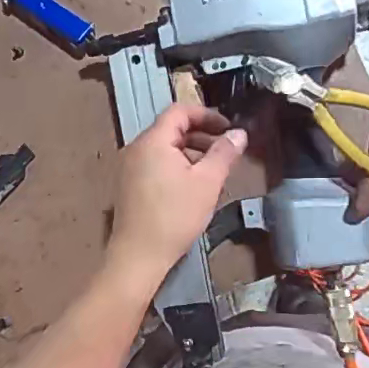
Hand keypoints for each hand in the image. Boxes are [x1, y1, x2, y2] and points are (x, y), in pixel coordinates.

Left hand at [107, 104, 247, 278]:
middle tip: (226, 149)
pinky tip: (194, 186)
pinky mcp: (129, 186)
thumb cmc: (174, 216)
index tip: (228, 128)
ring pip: (165, 148)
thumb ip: (225, 153)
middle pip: (172, 128)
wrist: (139, 256)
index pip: (180, 111)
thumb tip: (239, 133)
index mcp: (153, 141)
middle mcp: (136, 149)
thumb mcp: (208, 182)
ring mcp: (129, 168)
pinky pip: (156, 164)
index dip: (207, 115)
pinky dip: (177, 165)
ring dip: (191, 152)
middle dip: (202, 135)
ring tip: (214, 169)